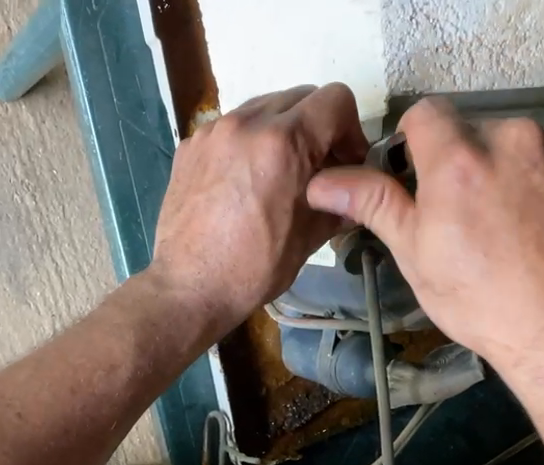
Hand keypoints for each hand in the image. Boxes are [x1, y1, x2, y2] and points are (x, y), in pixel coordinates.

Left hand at [149, 84, 370, 331]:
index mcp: (284, 142)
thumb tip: (354, 195)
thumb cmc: (252, 270)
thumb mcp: (307, 240)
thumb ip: (337, 205)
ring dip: (279, 132)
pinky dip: (245, 145)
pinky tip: (242, 184)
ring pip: (262, 109)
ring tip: (276, 175)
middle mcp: (247, 123)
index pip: (336, 100)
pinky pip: (229, 129)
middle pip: (300, 98)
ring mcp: (213, 131)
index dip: (350, 129)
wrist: (189, 288)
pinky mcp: (190, 146)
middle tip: (315, 170)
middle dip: (316, 128)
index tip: (346, 161)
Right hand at [306, 100, 543, 386]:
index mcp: (459, 158)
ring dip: (501, 174)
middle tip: (459, 222)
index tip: (415, 182)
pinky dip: (538, 185)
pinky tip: (537, 230)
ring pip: (513, 148)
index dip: (412, 144)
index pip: (424, 113)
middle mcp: (512, 138)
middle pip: (471, 132)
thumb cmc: (479, 301)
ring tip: (503, 230)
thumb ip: (374, 204)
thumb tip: (321, 181)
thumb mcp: (415, 256)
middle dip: (459, 165)